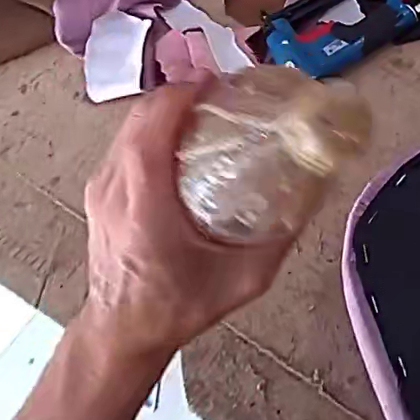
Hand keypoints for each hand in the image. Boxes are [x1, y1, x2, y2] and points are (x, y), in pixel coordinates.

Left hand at [80, 76, 294, 357]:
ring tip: (212, 104)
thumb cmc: (178, 305)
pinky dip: (157, 120)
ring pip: (131, 122)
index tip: (220, 83)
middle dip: (184, 91)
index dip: (183, 96)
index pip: (151, 130)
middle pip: (141, 115)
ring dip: (171, 104)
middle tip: (227, 91)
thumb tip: (319, 186)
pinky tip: (188, 130)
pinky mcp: (101, 189)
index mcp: (143, 206)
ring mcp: (102, 188)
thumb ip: (283, 233)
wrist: (121, 336)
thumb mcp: (245, 277)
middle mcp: (115, 189)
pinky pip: (128, 137)